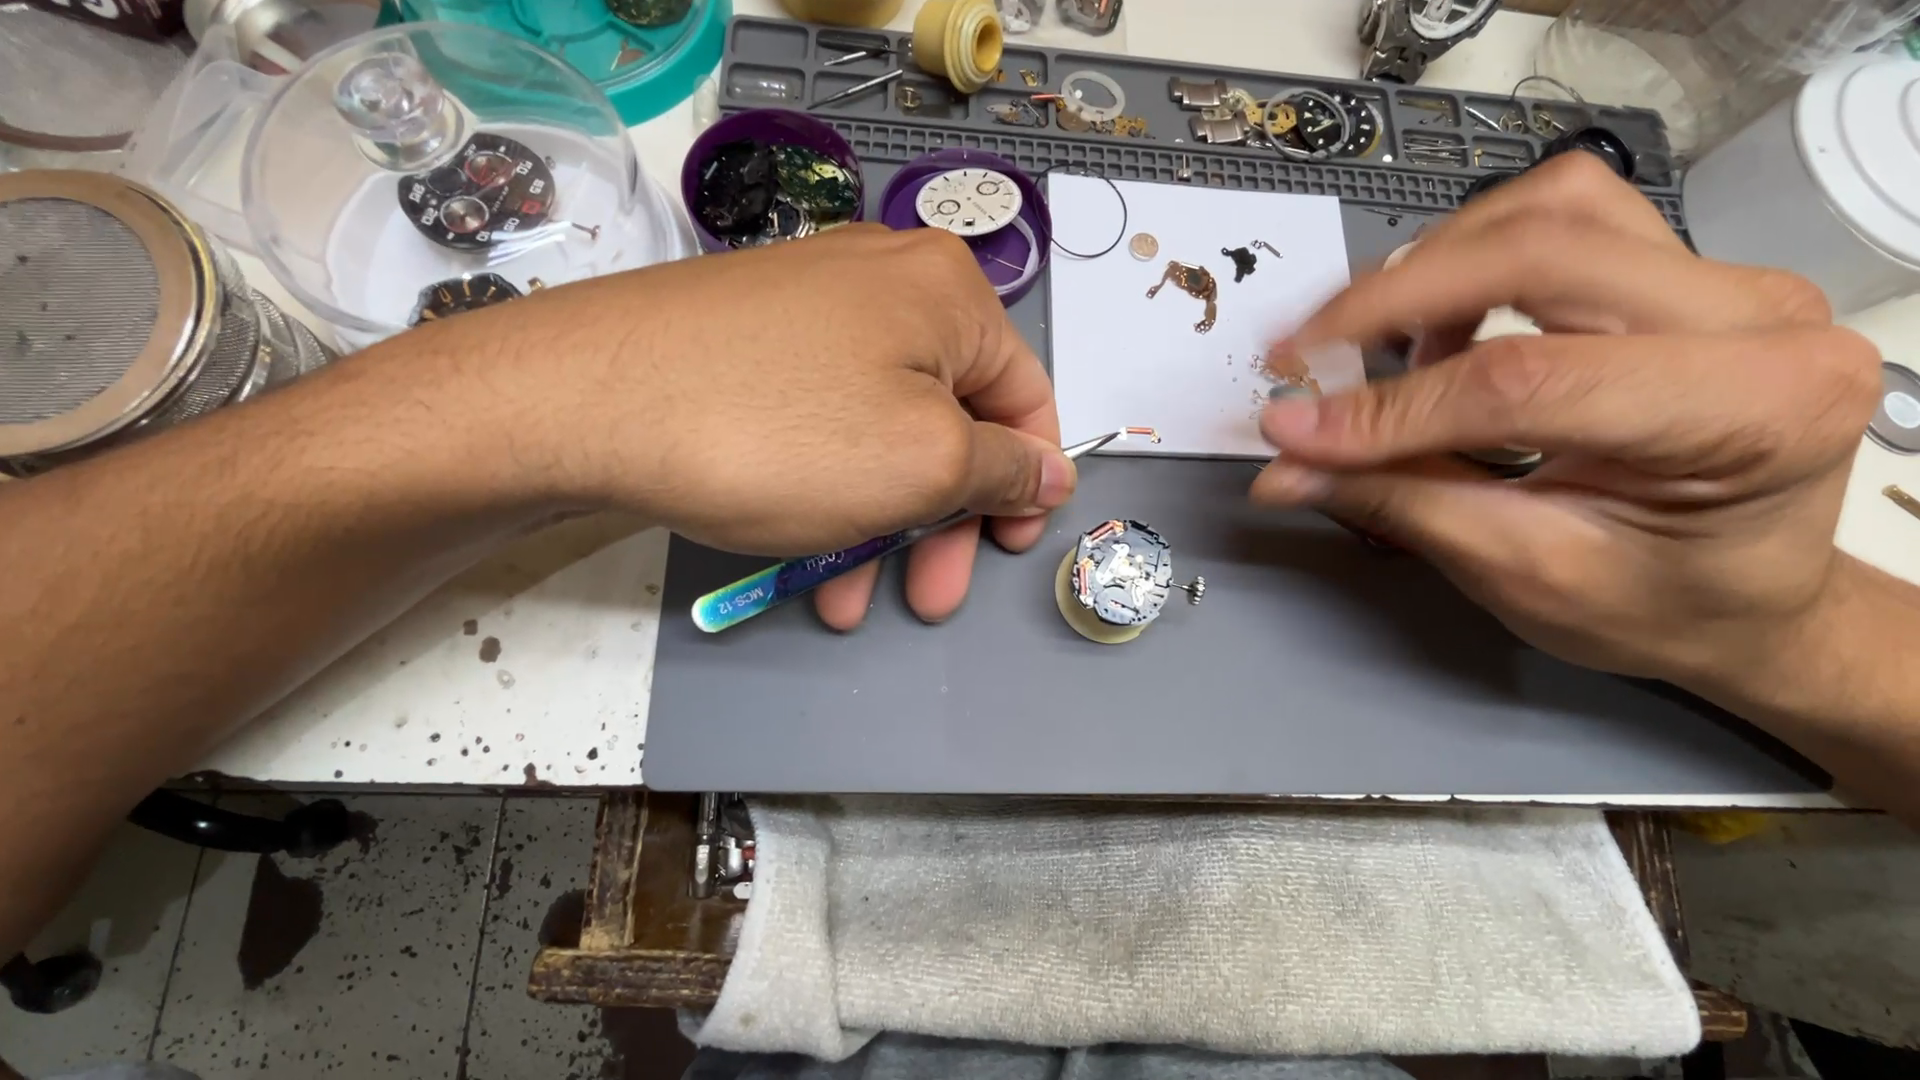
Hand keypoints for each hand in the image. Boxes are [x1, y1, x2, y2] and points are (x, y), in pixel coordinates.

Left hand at [404, 225, 1071, 629]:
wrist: (582, 402)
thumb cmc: (782, 434)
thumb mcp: (923, 464)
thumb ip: (1004, 471)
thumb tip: (1051, 473)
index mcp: (948, 293)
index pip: (1025, 396)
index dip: (1027, 482)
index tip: (1003, 550)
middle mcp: (887, 284)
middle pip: (950, 422)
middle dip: (942, 522)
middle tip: (925, 595)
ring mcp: (812, 309)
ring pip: (882, 433)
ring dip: (880, 523)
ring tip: (848, 596)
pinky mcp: (754, 340)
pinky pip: (824, 422)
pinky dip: (831, 490)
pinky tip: (808, 551)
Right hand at [1251, 154, 1881, 697]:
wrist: (1742, 595)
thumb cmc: (1654, 605)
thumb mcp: (1517, 569)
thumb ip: (1397, 500)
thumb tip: (1282, 466)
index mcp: (1752, 412)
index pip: (1529, 381)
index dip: (1392, 406)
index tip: (1290, 430)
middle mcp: (1753, 315)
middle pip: (1542, 250)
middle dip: (1392, 299)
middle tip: (1300, 355)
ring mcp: (1719, 277)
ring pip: (1548, 208)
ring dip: (1430, 268)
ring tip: (1377, 348)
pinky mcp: (1674, 269)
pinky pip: (1558, 217)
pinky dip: (1466, 258)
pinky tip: (1435, 329)